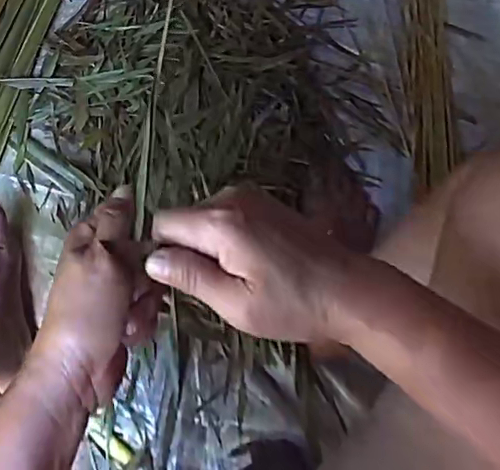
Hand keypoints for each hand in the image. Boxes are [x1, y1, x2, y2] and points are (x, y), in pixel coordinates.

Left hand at [25, 187, 162, 412]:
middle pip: (144, 252)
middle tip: (133, 288)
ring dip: (144, 303)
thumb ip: (117, 221)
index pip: (125, 215)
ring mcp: (112, 291)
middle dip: (146, 273)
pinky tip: (127, 334)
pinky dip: (141, 323)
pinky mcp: (122, 319)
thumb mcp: (103, 255)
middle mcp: (101, 259)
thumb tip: (125, 186)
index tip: (149, 244)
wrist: (76, 373)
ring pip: (150, 283)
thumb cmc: (87, 308)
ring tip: (126, 317)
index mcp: (89, 237)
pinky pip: (147, 310)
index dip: (141, 229)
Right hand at [145, 185, 362, 343]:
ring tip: (235, 276)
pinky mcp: (260, 199)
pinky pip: (222, 213)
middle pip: (182, 219)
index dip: (161, 252)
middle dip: (185, 249)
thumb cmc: (292, 305)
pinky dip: (224, 236)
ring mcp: (246, 194)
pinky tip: (250, 261)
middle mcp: (228, 197)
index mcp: (218, 222)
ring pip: (201, 216)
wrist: (348, 288)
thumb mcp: (237, 305)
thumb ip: (190, 277)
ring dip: (206, 244)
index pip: (162, 223)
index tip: (176, 281)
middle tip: (210, 287)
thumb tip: (151, 260)